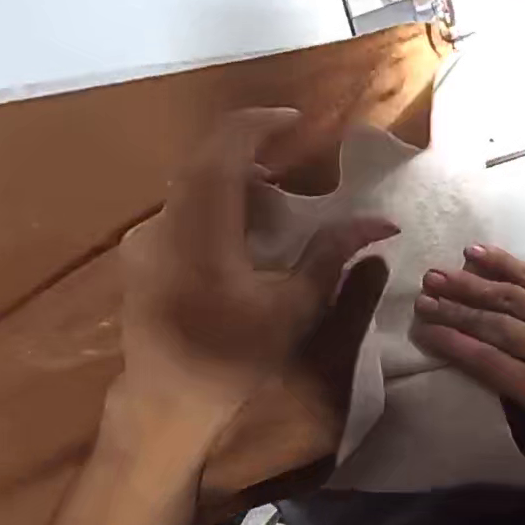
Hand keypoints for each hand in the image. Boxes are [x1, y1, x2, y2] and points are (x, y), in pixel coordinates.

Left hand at [112, 108, 396, 453]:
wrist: (168, 404)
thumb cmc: (236, 358)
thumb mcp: (295, 308)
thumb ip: (333, 255)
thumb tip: (382, 222)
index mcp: (200, 234)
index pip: (222, 154)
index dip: (258, 125)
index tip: (296, 121)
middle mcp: (163, 226)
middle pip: (203, 161)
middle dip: (249, 147)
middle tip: (291, 157)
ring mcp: (146, 241)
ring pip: (190, 185)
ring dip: (232, 177)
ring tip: (273, 198)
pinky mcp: (142, 256)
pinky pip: (182, 208)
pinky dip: (216, 201)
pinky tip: (242, 231)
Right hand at [409, 245, 524, 449]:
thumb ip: (518, 389)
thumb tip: (475, 352)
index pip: (488, 361)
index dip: (452, 343)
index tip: (423, 327)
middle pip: (496, 323)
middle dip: (455, 308)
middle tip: (422, 295)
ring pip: (513, 295)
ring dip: (472, 283)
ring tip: (439, 273)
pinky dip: (508, 264)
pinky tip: (479, 254)